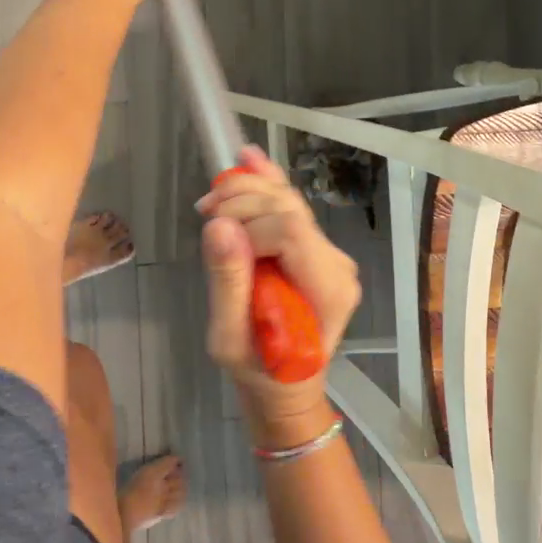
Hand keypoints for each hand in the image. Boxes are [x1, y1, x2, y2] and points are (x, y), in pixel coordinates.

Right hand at [198, 146, 360, 441]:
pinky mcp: (314, 246)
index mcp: (326, 290)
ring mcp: (329, 252)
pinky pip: (291, 205)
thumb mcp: (231, 339)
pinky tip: (247, 158)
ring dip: (247, 189)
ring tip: (212, 199)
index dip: (249, 225)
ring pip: (288, 200)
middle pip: (289, 207)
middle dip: (242, 200)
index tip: (218, 243)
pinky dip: (266, 181)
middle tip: (204, 211)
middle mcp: (336, 264)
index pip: (290, 230)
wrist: (284, 384)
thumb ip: (229, 283)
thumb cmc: (260, 371)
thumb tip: (219, 226)